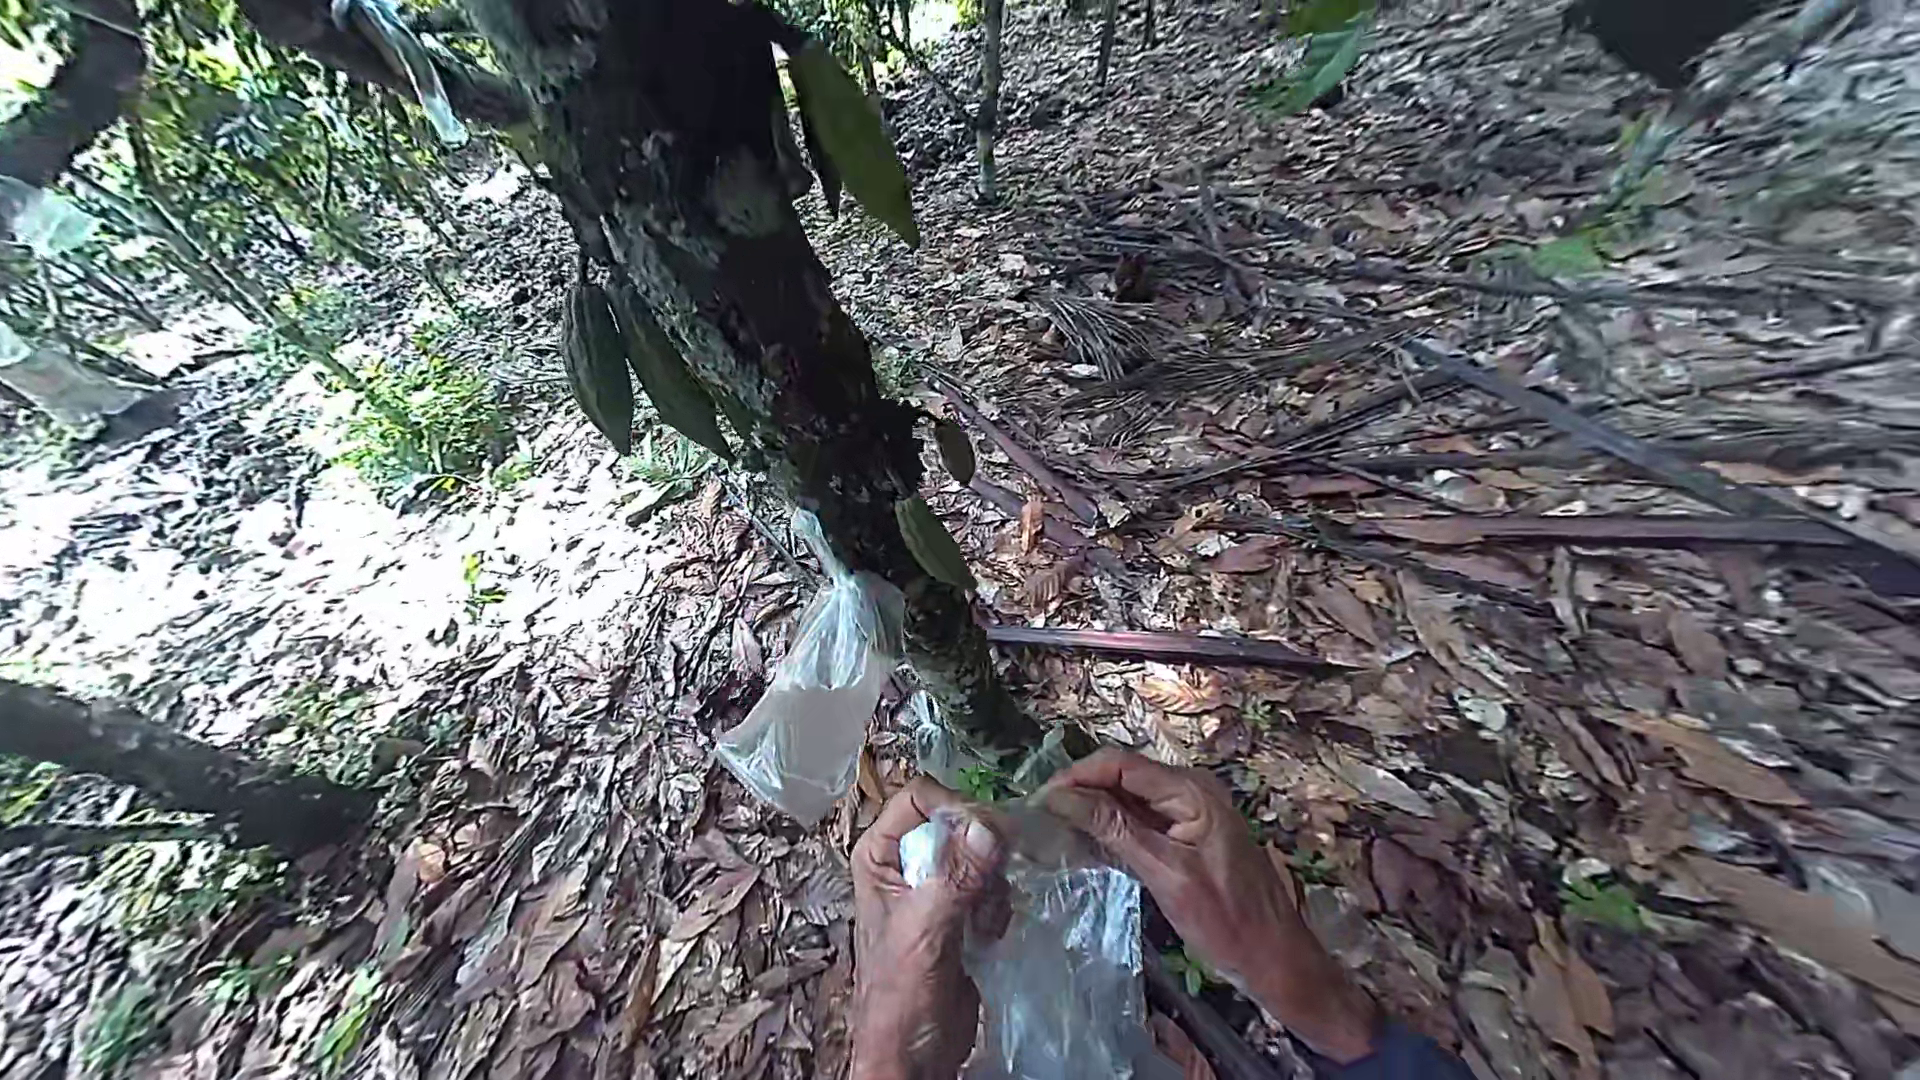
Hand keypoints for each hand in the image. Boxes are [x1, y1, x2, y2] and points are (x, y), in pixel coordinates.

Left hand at [851, 777, 1006, 1079]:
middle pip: (955, 818)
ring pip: (979, 847)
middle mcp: (906, 855)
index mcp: (880, 850)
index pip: (919, 796)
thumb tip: (989, 828)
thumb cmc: (900, 995)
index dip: (953, 806)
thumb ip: (956, 877)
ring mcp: (934, 878)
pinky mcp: (960, 901)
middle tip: (992, 880)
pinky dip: (996, 902)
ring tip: (983, 920)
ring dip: (990, 882)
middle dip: (979, 850)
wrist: (915, 1057)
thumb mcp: (924, 931)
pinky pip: (991, 877)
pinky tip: (987, 933)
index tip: (983, 833)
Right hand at [1043, 749, 1378, 1062]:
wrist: (1281, 963)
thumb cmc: (1229, 922)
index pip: (1120, 764)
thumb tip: (1061, 798)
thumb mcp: (1167, 875)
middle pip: (1121, 774)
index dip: (1077, 775)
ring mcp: (1186, 806)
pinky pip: (1137, 814)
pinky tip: (1085, 840)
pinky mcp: (1182, 827)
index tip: (1041, 798)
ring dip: (1092, 807)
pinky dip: (1110, 824)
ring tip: (1054, 825)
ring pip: (1125, 794)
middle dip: (1081, 789)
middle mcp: (1187, 786)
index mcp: (1190, 789)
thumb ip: (1114, 829)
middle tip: (1042, 813)